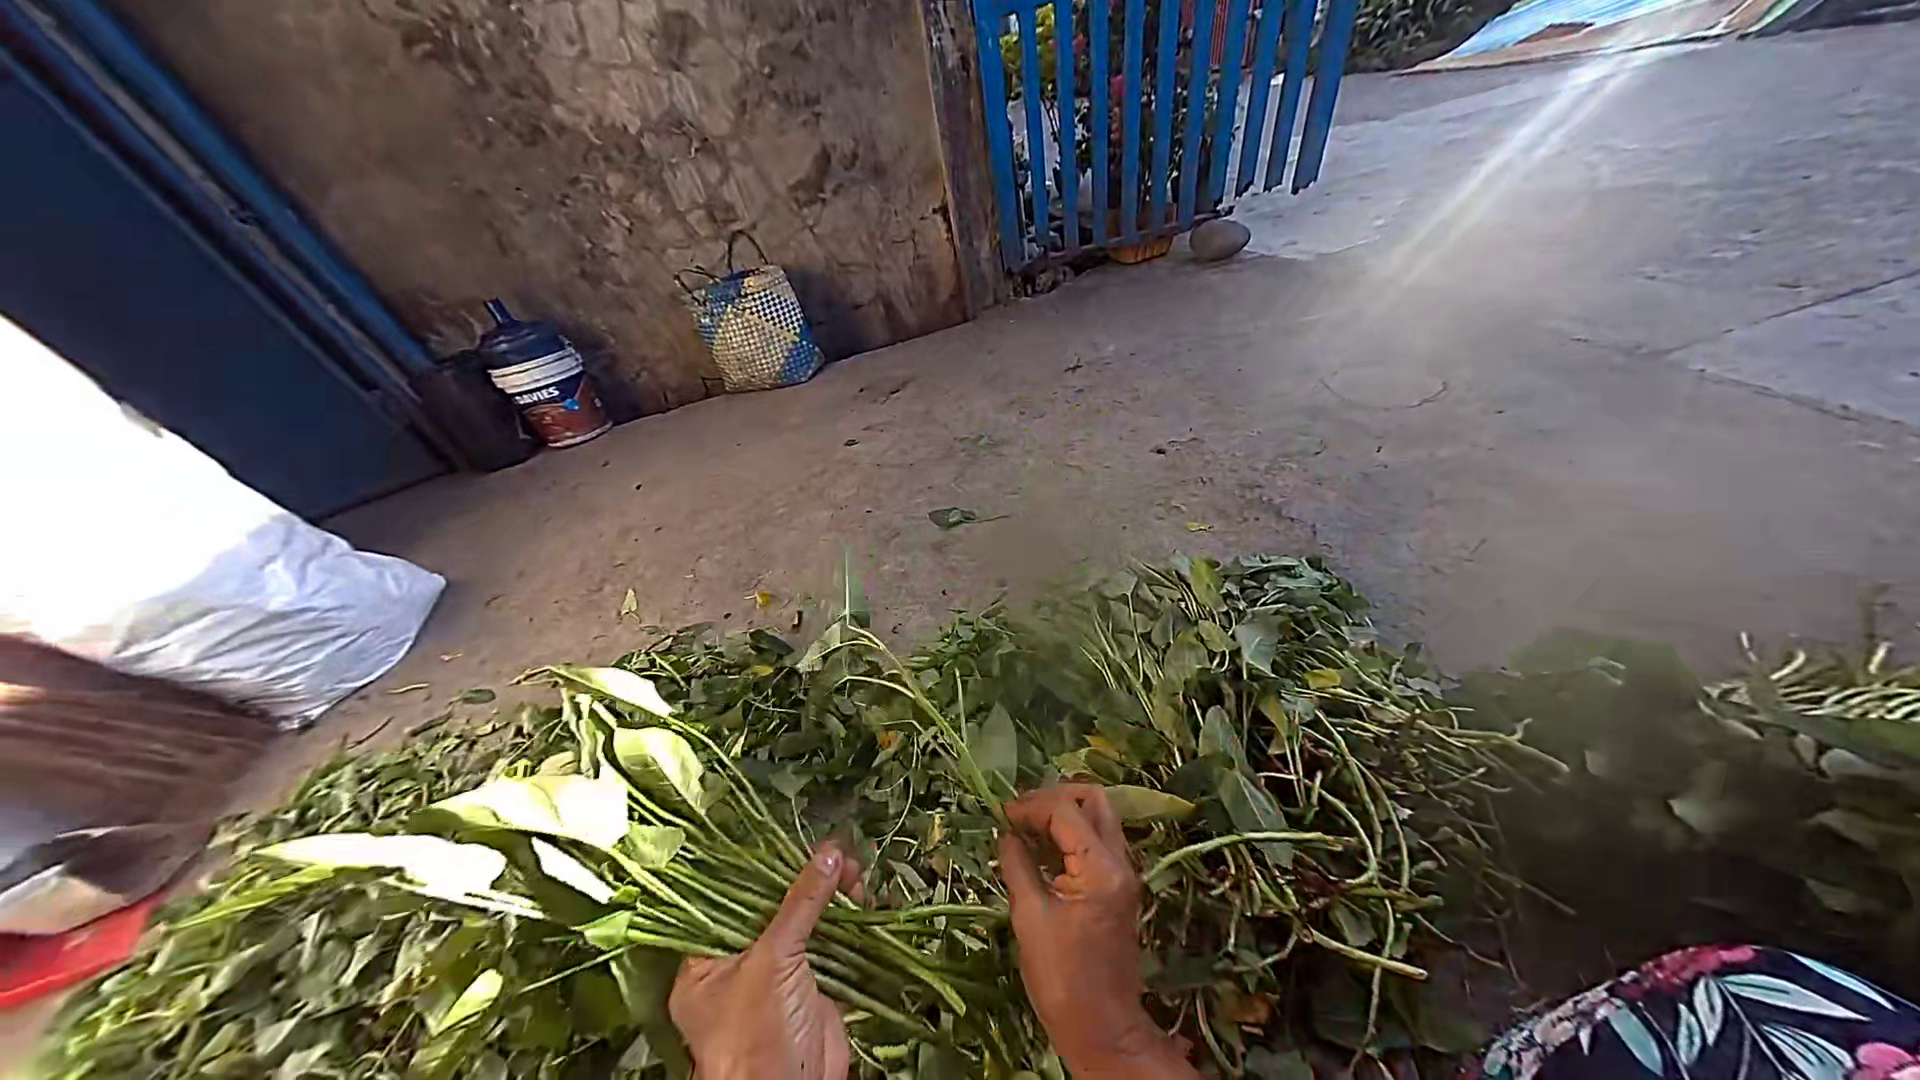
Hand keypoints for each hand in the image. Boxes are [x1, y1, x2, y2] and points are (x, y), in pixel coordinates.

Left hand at [669, 842, 861, 1079]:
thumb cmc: (756, 1034)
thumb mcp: (772, 959)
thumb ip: (801, 902)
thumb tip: (829, 854)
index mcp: (709, 961)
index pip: (735, 899)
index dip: (768, 869)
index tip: (799, 842)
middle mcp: (742, 964)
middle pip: (778, 907)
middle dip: (811, 880)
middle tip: (841, 857)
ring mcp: (780, 977)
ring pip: (808, 923)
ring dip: (835, 896)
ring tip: (858, 873)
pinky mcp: (814, 987)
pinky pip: (831, 945)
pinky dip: (850, 922)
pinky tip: (867, 900)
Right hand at [998, 785, 1197, 1078]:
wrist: (1102, 1028)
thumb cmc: (1061, 978)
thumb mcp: (1029, 916)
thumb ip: (1017, 864)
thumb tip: (1005, 832)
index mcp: (1101, 868)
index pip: (1065, 811)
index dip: (1029, 806)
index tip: (1000, 815)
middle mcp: (1120, 861)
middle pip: (1093, 799)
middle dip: (1053, 797)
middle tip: (1019, 812)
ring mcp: (1124, 872)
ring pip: (1098, 815)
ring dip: (1062, 812)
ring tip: (1025, 825)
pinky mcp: (1118, 884)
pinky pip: (1096, 839)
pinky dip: (1069, 832)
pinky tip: (1041, 845)